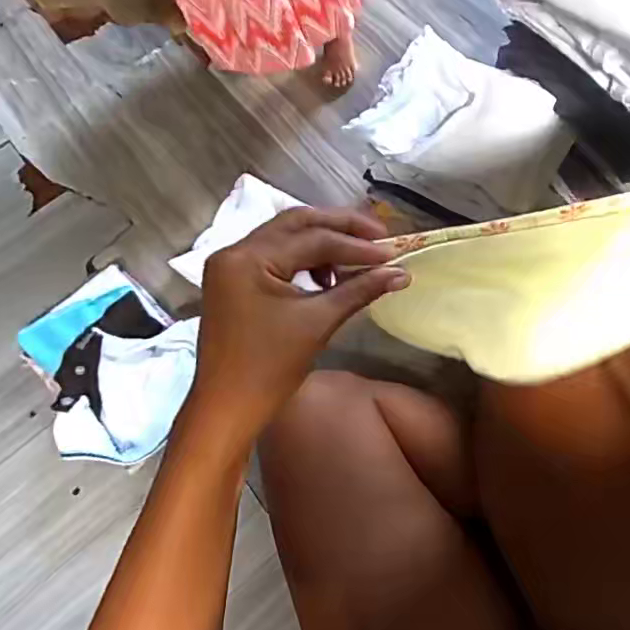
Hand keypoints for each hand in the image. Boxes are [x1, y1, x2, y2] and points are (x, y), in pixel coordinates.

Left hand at [194, 208, 407, 421]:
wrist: (228, 406)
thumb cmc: (271, 366)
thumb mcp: (319, 321)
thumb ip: (361, 289)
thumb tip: (401, 273)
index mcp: (249, 259)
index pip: (314, 239)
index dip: (359, 246)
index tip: (394, 254)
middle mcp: (235, 252)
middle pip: (297, 222)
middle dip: (341, 226)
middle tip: (380, 235)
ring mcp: (232, 266)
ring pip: (287, 235)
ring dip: (325, 240)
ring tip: (359, 257)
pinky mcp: (236, 281)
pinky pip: (278, 255)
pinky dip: (307, 258)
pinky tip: (329, 277)